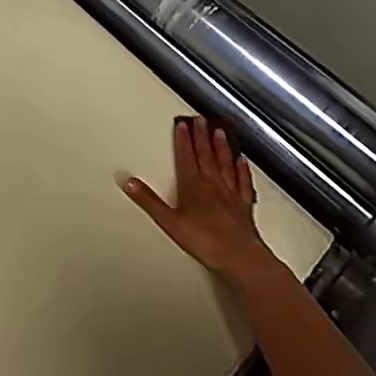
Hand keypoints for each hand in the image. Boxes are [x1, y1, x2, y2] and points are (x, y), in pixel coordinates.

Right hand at [121, 115, 277, 281]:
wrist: (237, 255)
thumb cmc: (205, 240)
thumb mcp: (169, 222)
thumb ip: (149, 201)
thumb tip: (131, 184)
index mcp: (194, 186)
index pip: (186, 156)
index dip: (183, 139)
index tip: (183, 124)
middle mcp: (214, 184)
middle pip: (206, 154)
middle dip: (201, 136)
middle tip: (201, 120)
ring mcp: (231, 193)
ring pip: (225, 162)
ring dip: (221, 146)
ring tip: (219, 132)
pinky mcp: (244, 204)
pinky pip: (243, 181)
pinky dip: (242, 169)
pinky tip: (242, 162)